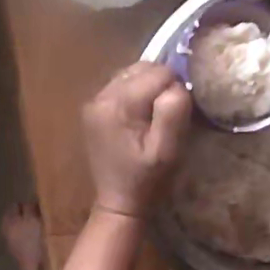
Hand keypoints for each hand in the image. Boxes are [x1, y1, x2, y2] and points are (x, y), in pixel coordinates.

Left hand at [84, 63, 191, 219]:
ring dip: (148, 87)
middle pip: (144, 68)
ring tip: (152, 116)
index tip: (176, 116)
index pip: (159, 72)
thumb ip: (172, 112)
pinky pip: (121, 85)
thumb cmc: (147, 179)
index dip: (175, 90)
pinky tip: (138, 117)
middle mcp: (100, 96)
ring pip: (132, 73)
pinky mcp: (93, 108)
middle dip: (161, 85)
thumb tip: (176, 85)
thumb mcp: (167, 150)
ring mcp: (94, 101)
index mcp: (118, 104)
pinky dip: (135, 93)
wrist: (118, 202)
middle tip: (165, 115)